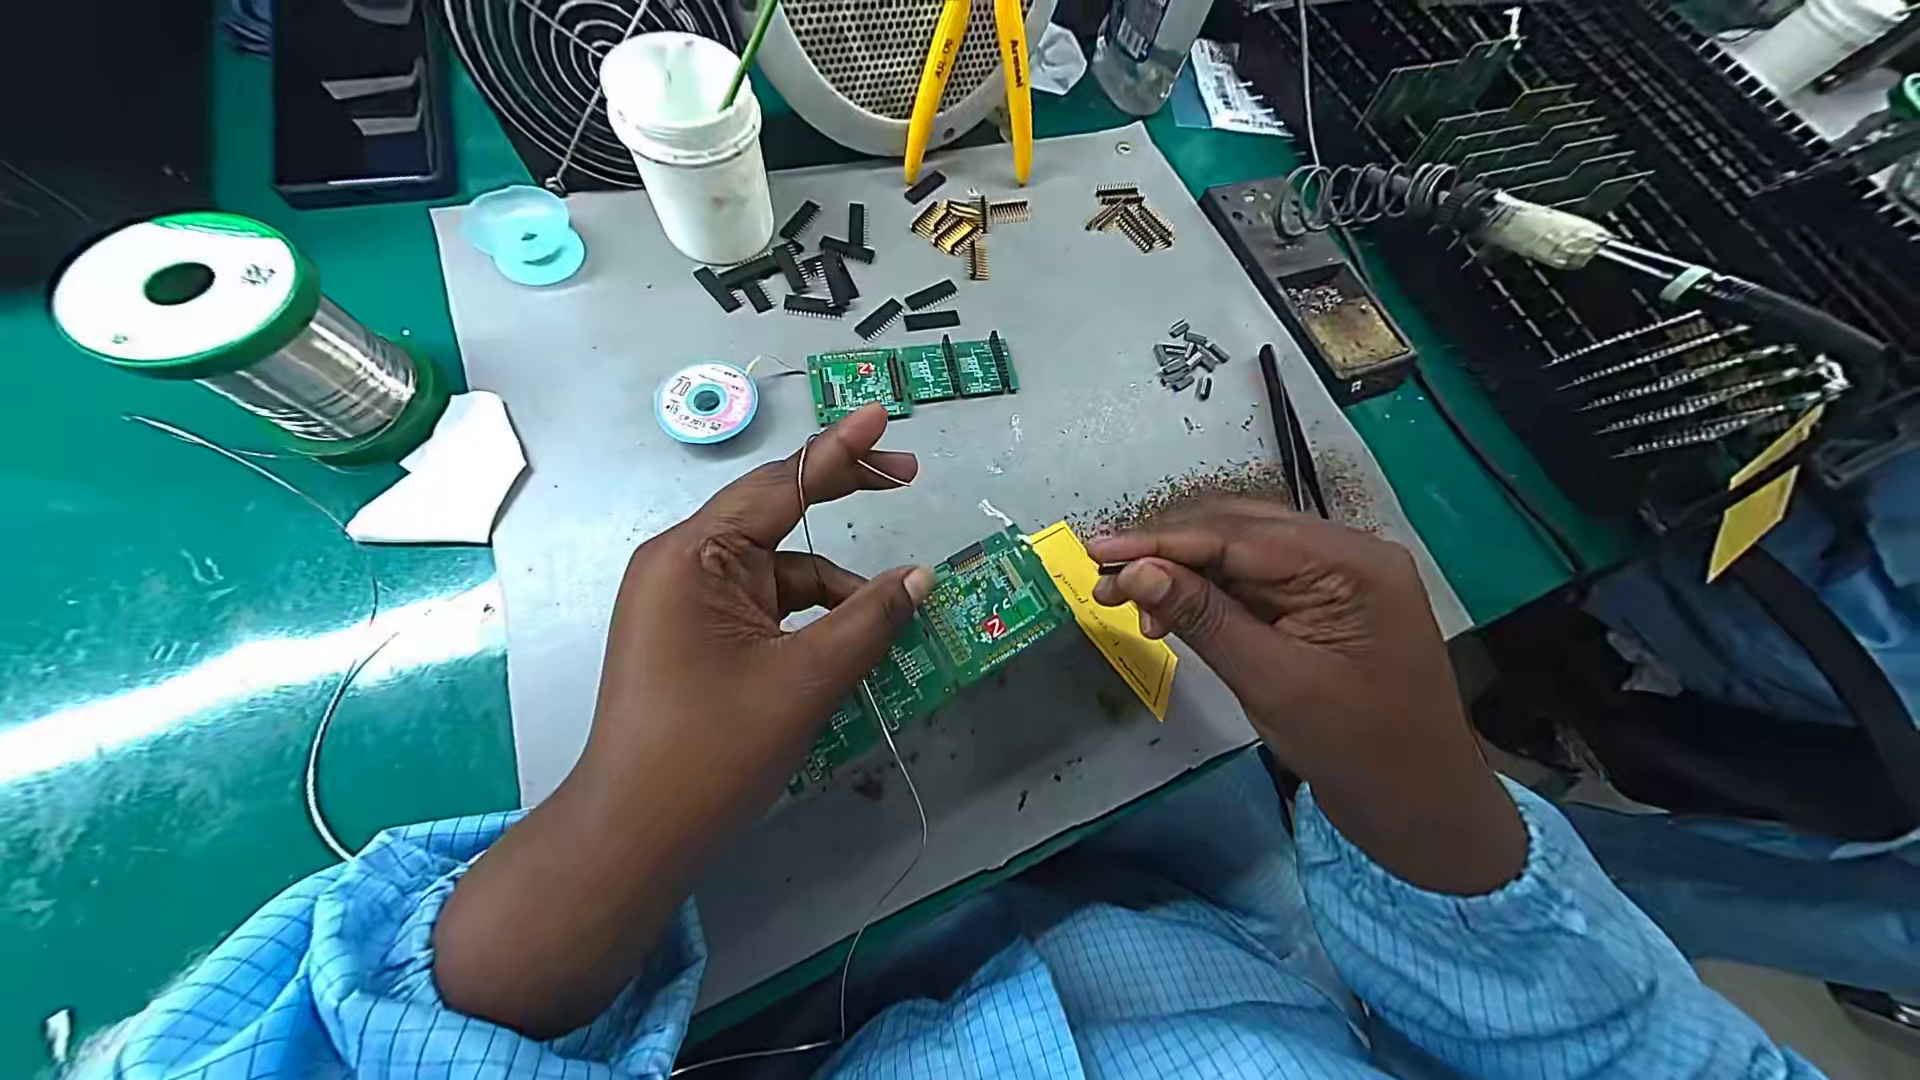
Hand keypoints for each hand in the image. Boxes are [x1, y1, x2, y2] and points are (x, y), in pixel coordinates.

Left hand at [437, 405, 931, 1036]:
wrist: (636, 837)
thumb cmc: (714, 753)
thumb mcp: (806, 679)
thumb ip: (869, 618)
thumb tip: (921, 577)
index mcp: (695, 556)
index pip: (780, 485)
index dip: (839, 448)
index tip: (879, 414)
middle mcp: (686, 562)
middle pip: (778, 511)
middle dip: (843, 494)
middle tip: (906, 477)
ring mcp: (691, 596)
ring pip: (782, 567)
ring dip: (836, 584)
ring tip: (886, 614)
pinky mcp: (701, 628)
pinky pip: (770, 602)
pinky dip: (813, 613)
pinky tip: (848, 637)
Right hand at [1087, 497, 1523, 893]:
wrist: (1418, 805)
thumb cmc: (1354, 747)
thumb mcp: (1269, 680)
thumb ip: (1200, 616)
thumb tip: (1132, 572)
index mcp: (1350, 563)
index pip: (1236, 535)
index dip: (1158, 542)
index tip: (1096, 552)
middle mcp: (1342, 552)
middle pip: (1233, 530)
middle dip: (1163, 552)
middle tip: (1105, 579)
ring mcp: (1329, 574)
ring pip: (1233, 550)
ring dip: (1177, 570)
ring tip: (1128, 600)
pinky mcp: (1313, 597)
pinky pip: (1245, 578)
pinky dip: (1200, 591)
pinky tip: (1167, 611)